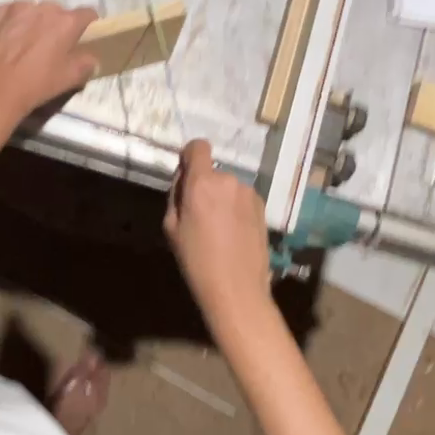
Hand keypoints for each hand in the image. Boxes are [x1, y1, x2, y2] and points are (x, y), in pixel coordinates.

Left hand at [0, 1, 100, 123]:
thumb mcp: (69, 79)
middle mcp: (43, 8)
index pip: (87, 13)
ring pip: (32, 10)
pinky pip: (10, 13)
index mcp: (66, 22)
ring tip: (24, 43)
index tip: (83, 37)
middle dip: (57, 25)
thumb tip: (91, 58)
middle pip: (57, 12)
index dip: (87, 25)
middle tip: (50, 46)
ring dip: (33, 22)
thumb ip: (86, 64)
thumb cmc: (35, 85)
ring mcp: (17, 7)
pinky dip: (12, 23)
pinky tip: (6, 40)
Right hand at [164, 140, 274, 328]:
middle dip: (204, 185)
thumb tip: (183, 179)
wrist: (236, 288)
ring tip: (218, 228)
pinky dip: (235, 208)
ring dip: (221, 198)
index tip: (186, 175)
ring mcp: (249, 193)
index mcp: (202, 183)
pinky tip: (234, 233)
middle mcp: (229, 180)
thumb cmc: (196, 260)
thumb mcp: (171, 227)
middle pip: (211, 172)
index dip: (189, 156)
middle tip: (198, 215)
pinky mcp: (263, 207)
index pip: (198, 146)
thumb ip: (176, 194)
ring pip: (227, 186)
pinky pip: (242, 198)